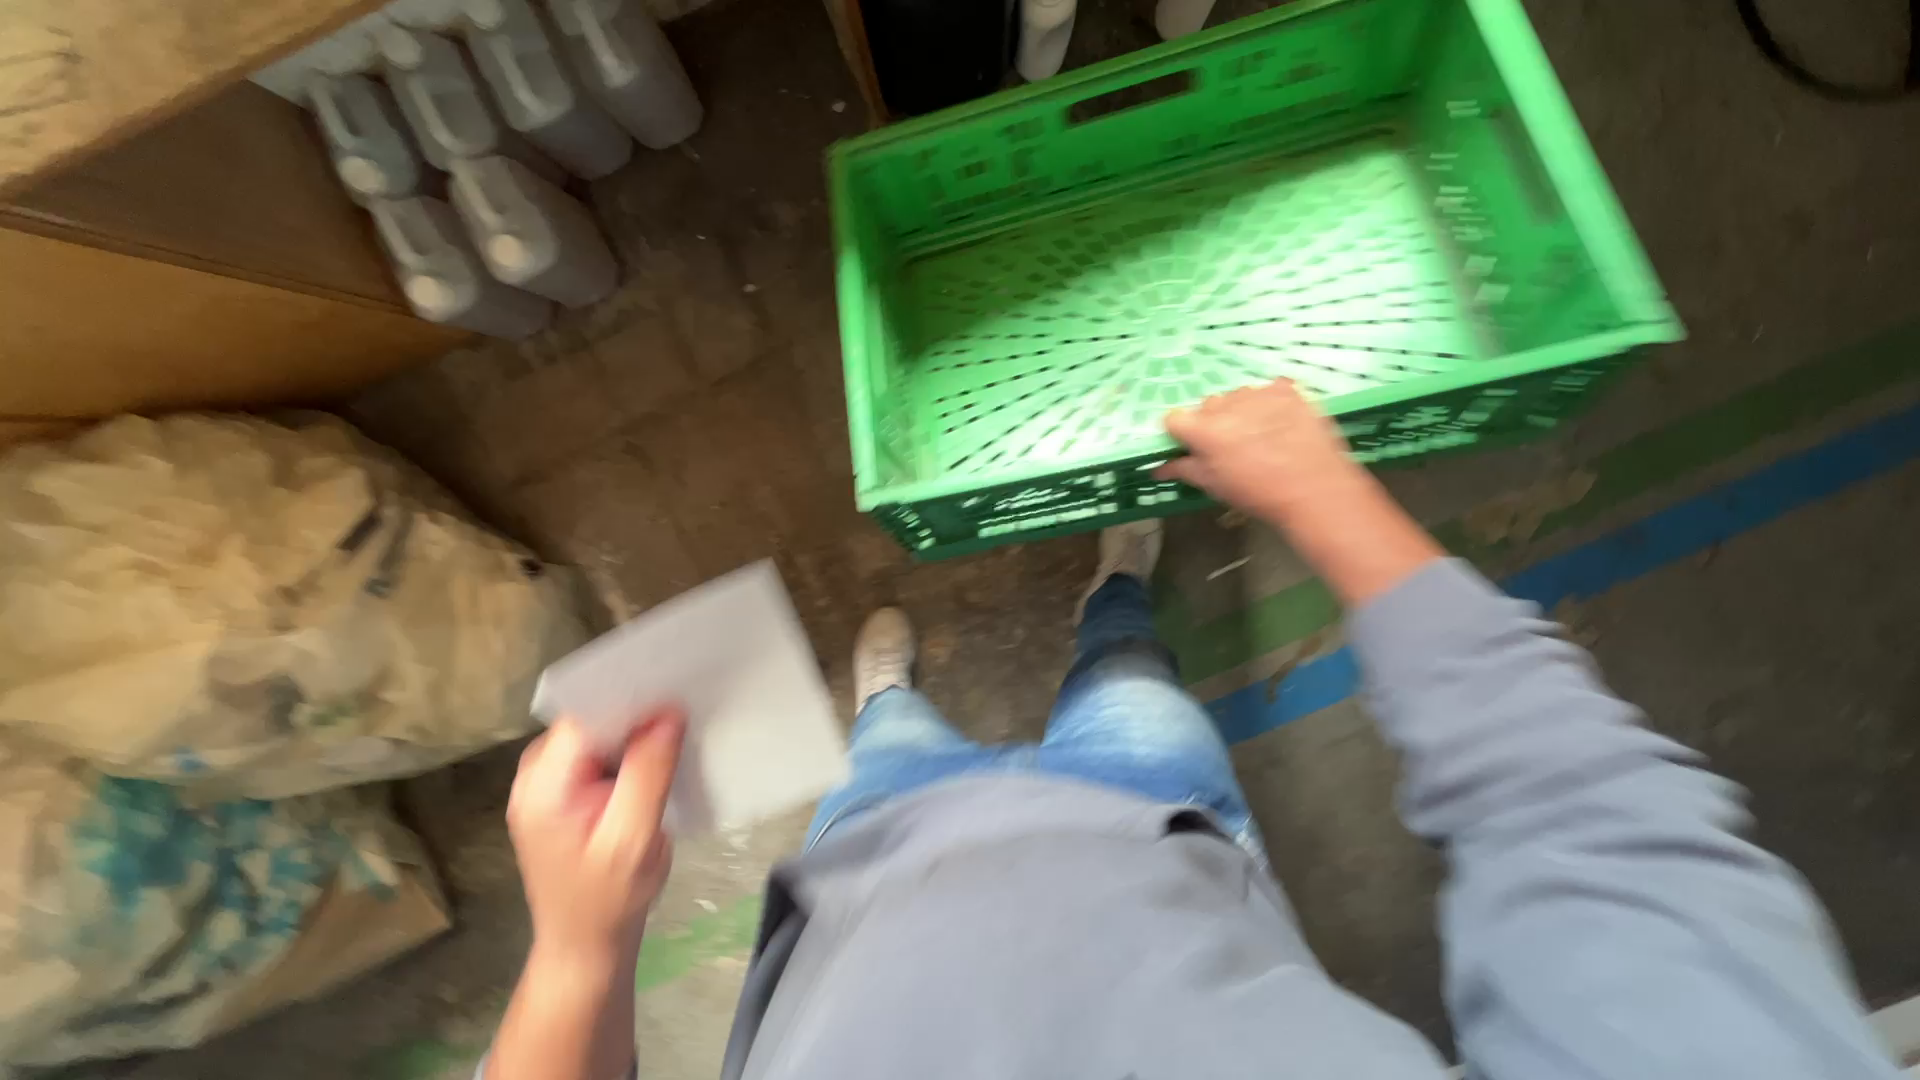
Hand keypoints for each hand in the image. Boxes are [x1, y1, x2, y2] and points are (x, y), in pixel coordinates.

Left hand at [506, 710, 686, 962]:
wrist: (585, 944)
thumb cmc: (609, 899)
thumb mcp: (634, 839)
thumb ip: (649, 773)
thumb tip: (668, 714)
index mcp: (543, 786)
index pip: (586, 716)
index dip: (629, 699)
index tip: (675, 692)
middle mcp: (535, 774)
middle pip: (590, 718)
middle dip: (636, 711)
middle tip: (685, 708)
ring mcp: (548, 782)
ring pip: (598, 731)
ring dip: (636, 729)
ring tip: (677, 728)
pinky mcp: (564, 790)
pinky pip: (600, 750)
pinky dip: (630, 747)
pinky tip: (659, 755)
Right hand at [1158, 378, 1442, 606]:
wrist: (1316, 489)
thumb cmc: (1258, 493)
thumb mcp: (1214, 486)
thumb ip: (1183, 470)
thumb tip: (1158, 468)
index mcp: (1203, 429)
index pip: (1174, 418)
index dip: (1182, 434)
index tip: (1194, 448)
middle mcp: (1226, 404)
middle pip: (1207, 406)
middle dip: (1213, 422)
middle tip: (1231, 447)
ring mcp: (1258, 394)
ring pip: (1238, 398)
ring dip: (1241, 412)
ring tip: (1260, 436)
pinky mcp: (1287, 390)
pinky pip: (1269, 390)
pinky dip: (1270, 403)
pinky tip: (1280, 424)